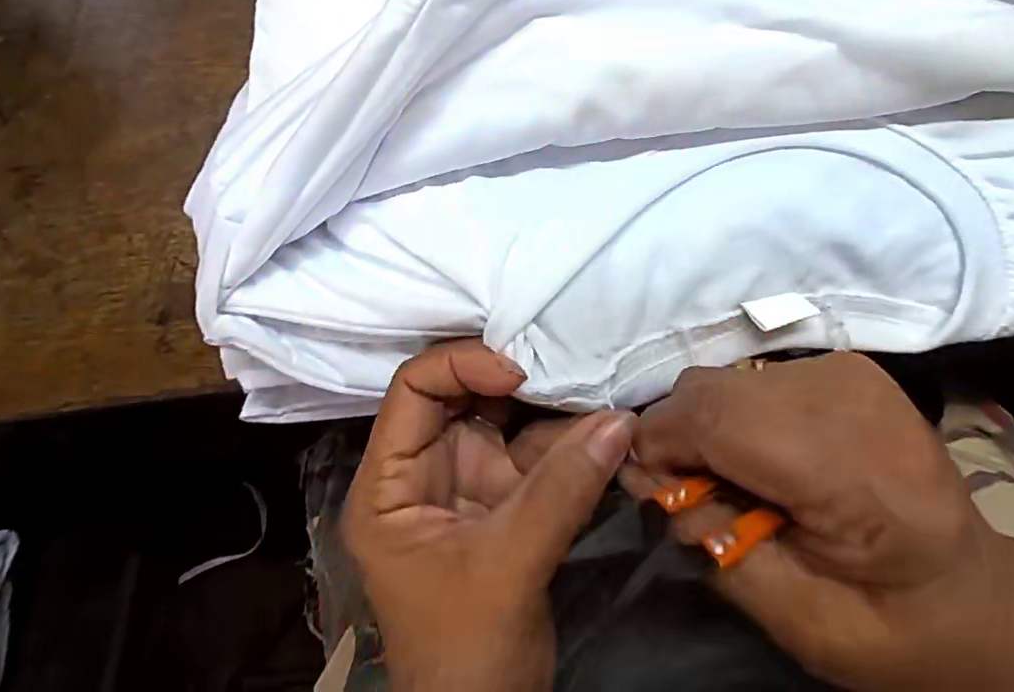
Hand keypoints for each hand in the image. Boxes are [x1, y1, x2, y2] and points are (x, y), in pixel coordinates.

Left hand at [341, 340, 635, 691]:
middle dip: (515, 374)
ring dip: (553, 401)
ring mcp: (472, 479)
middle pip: (465, 393)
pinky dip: (574, 436)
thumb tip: (621, 420)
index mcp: (391, 482)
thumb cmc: (467, 652)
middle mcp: (428, 468)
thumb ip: (561, 490)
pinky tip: (609, 422)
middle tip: (567, 360)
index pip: (415, 390)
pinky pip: (542, 448)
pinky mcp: (510, 496)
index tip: (518, 372)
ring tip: (598, 380)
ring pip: (510, 417)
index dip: (462, 366)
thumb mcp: (507, 567)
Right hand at [623, 352, 1013, 691]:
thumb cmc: (896, 627)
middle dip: (679, 435)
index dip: (663, 444)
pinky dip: (737, 412)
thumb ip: (716, 543)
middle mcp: (849, 395)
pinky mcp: (846, 363)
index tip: (643, 485)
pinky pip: (756, 376)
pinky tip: (761, 455)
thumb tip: (643, 477)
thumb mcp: (802, 623)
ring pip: (729, 376)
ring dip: (708, 424)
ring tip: (731, 480)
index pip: (720, 418)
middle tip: (687, 493)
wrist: (978, 593)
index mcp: (853, 469)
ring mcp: (850, 369)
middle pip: (716, 387)